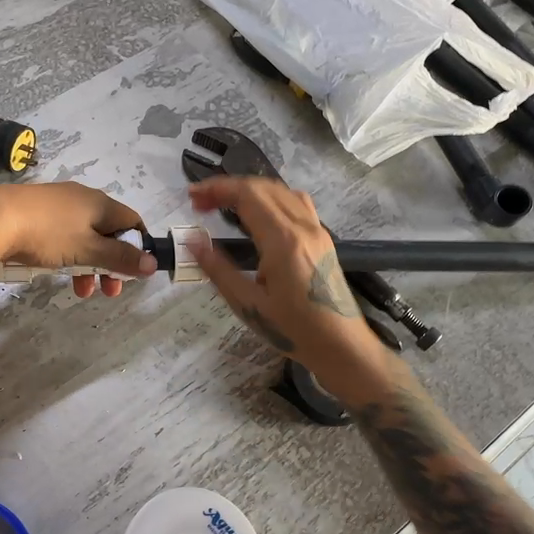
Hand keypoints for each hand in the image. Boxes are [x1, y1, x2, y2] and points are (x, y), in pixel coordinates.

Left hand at [0, 183, 156, 297]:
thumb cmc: (48, 234)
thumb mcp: (87, 250)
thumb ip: (119, 257)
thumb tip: (153, 263)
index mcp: (100, 203)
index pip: (131, 222)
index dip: (138, 247)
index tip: (133, 273)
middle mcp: (82, 198)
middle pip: (107, 232)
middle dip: (111, 264)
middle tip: (109, 291)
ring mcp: (57, 204)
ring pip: (84, 237)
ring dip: (88, 265)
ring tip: (81, 290)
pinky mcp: (35, 213)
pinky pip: (62, 236)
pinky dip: (67, 255)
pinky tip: (56, 272)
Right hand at [187, 176, 381, 370]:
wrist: (342, 345)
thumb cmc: (294, 330)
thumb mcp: (248, 305)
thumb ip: (218, 270)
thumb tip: (192, 242)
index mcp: (284, 241)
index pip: (248, 195)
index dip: (217, 188)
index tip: (192, 196)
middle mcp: (303, 227)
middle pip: (263, 187)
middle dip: (228, 188)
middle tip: (200, 203)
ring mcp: (317, 230)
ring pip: (281, 191)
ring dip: (250, 190)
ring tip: (224, 205)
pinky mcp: (322, 239)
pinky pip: (296, 203)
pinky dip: (270, 198)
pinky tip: (258, 214)